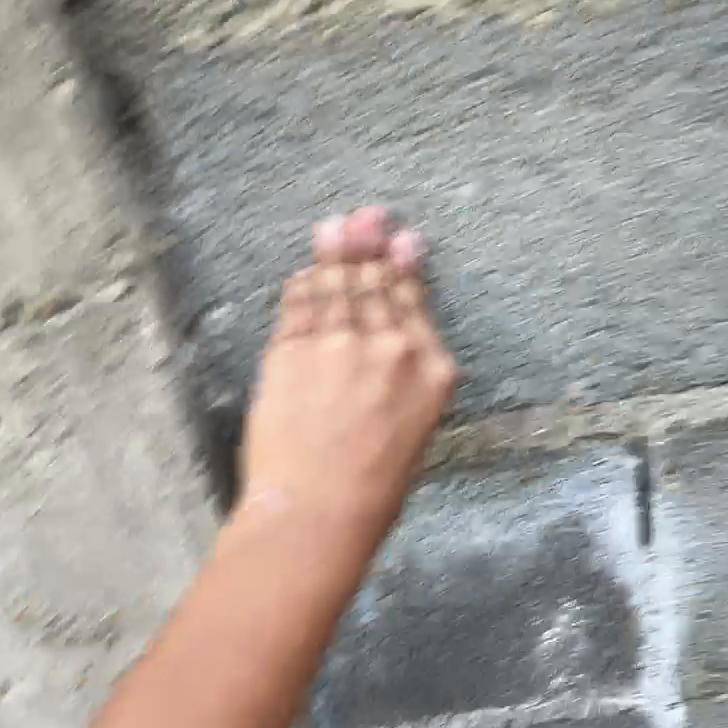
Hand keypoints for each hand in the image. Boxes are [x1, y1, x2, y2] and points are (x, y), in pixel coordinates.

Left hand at [235, 207, 457, 554]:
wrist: (321, 510)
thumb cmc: (375, 488)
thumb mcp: (416, 431)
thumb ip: (407, 382)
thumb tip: (394, 351)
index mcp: (433, 372)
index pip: (415, 303)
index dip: (404, 265)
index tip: (401, 240)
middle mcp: (392, 347)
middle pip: (376, 283)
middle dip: (368, 244)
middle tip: (364, 217)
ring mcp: (341, 343)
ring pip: (337, 284)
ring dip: (334, 251)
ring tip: (335, 226)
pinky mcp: (294, 350)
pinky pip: (299, 303)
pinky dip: (301, 284)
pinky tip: (304, 272)